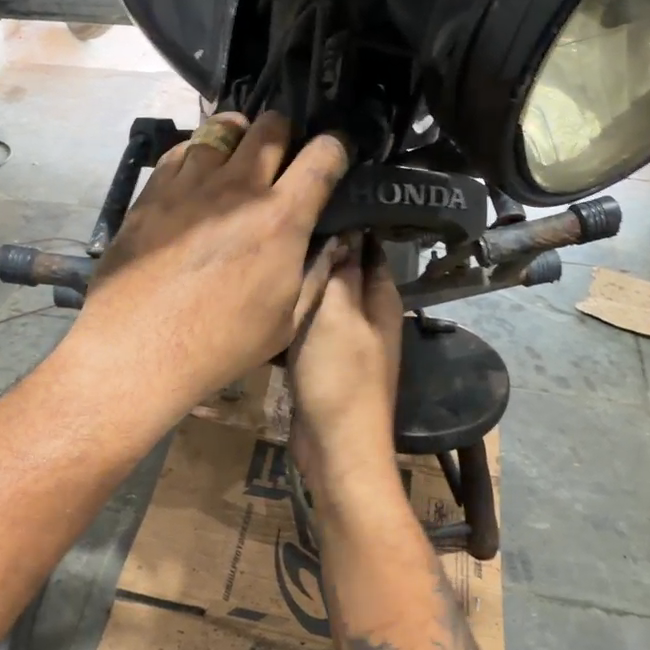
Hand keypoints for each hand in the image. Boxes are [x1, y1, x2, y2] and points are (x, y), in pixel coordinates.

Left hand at [68, 112, 351, 413]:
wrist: (139, 349)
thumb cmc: (221, 346)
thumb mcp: (286, 323)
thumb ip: (317, 275)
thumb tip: (336, 243)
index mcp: (281, 219)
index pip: (323, 156)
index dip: (336, 150)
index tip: (333, 159)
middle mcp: (238, 188)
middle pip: (271, 126)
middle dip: (284, 134)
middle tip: (280, 160)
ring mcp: (190, 185)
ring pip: (222, 129)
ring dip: (238, 139)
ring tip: (236, 160)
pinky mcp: (152, 192)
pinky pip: (182, 151)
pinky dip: (198, 155)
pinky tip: (196, 177)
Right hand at [288, 233, 404, 481]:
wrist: (336, 447)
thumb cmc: (340, 377)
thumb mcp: (339, 316)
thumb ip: (342, 274)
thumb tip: (350, 231)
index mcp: (382, 301)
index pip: (371, 249)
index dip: (350, 225)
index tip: (317, 201)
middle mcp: (369, 319)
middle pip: (344, 275)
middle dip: (319, 255)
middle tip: (281, 226)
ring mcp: (347, 345)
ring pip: (323, 305)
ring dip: (302, 288)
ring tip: (270, 258)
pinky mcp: (325, 367)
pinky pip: (308, 332)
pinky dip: (293, 320)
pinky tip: (268, 306)